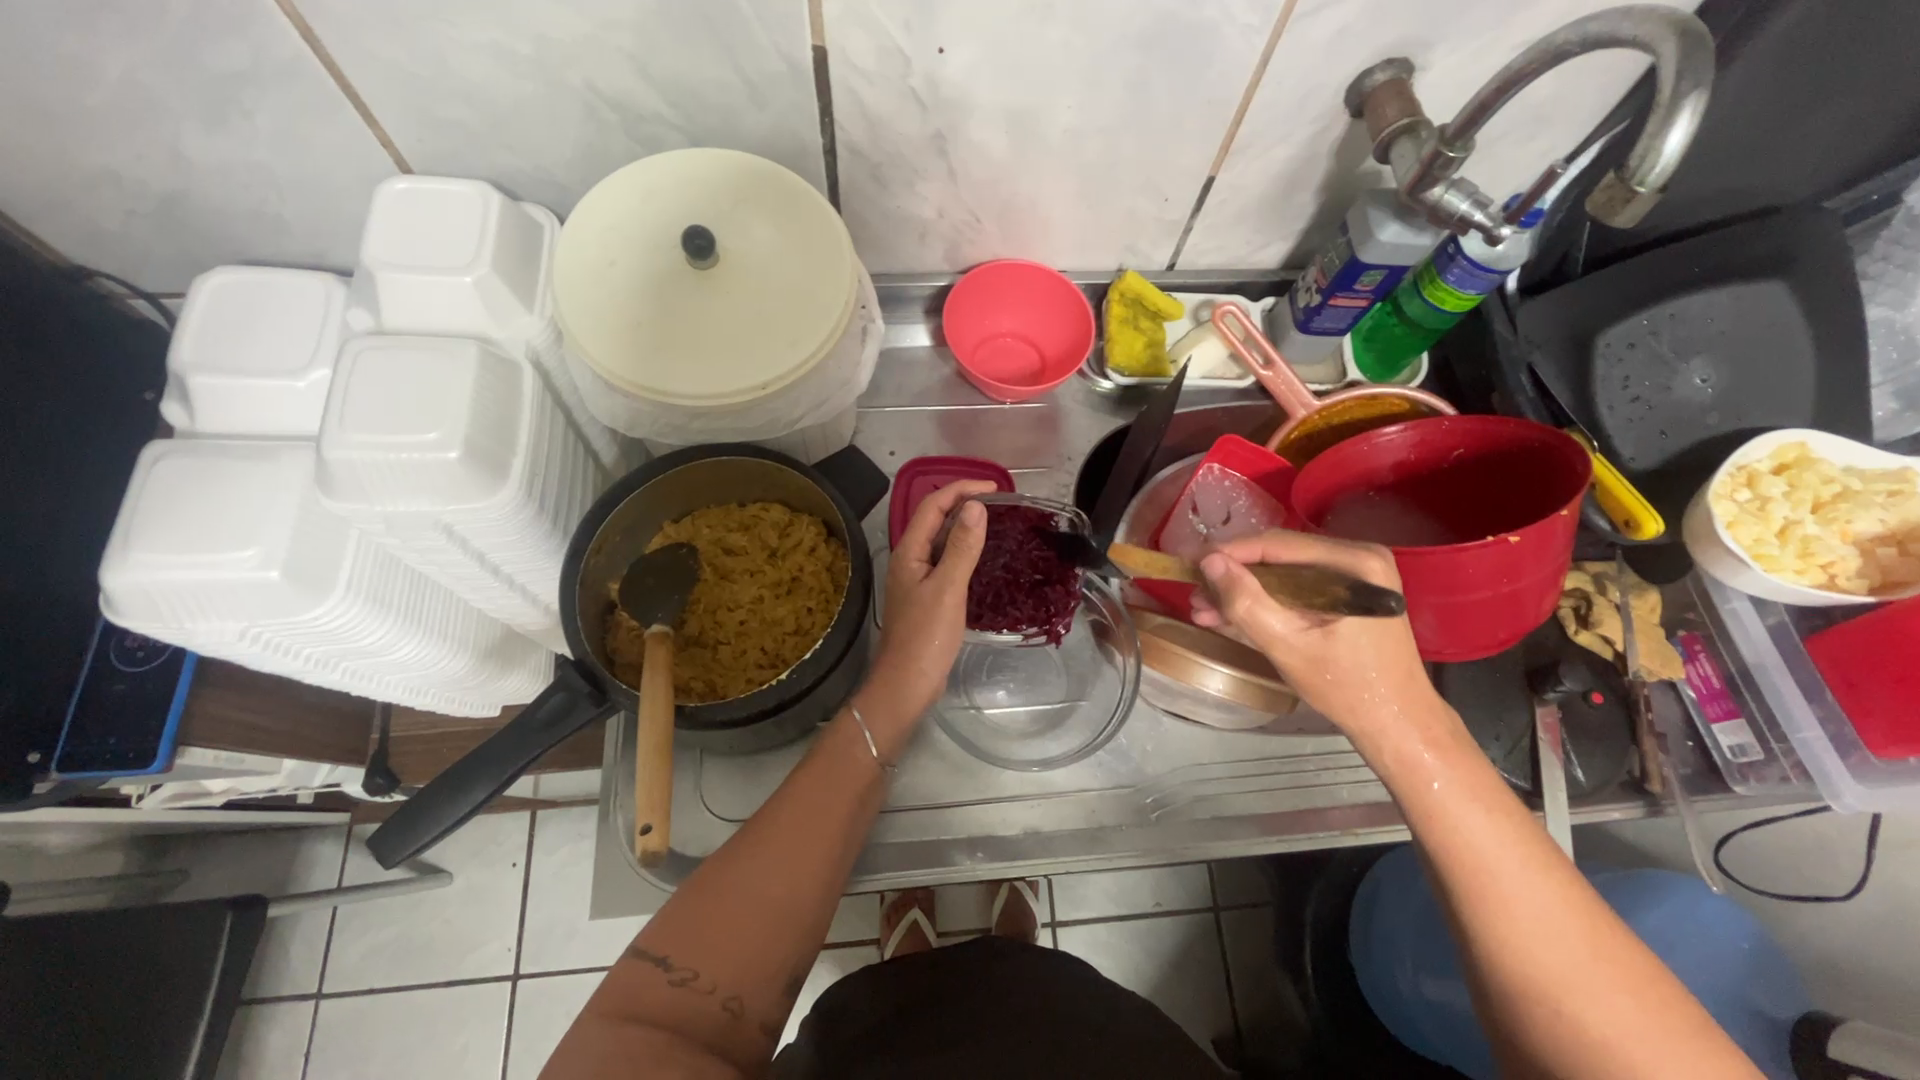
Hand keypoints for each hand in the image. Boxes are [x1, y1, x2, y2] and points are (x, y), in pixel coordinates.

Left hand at [853, 480, 995, 745]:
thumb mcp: (948, 589)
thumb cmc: (925, 637)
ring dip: (964, 527)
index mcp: (908, 552)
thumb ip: (961, 547)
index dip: (961, 489)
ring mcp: (917, 580)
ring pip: (940, 542)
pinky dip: (964, 552)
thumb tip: (975, 507)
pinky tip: (983, 559)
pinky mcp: (928, 598)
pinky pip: (946, 563)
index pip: (933, 506)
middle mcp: (909, 560)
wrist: (906, 685)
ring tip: (996, 523)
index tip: (995, 488)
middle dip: (963, 503)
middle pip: (934, 520)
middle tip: (1000, 503)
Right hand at [1188, 529, 1437, 735]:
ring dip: (1243, 590)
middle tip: (1194, 593)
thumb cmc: (1348, 688)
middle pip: (1279, 556)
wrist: (1397, 724)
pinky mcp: (1347, 595)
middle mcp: (1358, 558)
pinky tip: (1230, 615)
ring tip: (1203, 609)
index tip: (1188, 563)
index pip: (1277, 544)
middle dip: (1233, 576)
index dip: (1228, 552)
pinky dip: (1264, 601)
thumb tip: (1208, 562)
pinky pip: (1296, 588)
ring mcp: (1354, 577)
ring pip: (1283, 573)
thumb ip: (1246, 602)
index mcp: (1355, 562)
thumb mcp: (1288, 645)